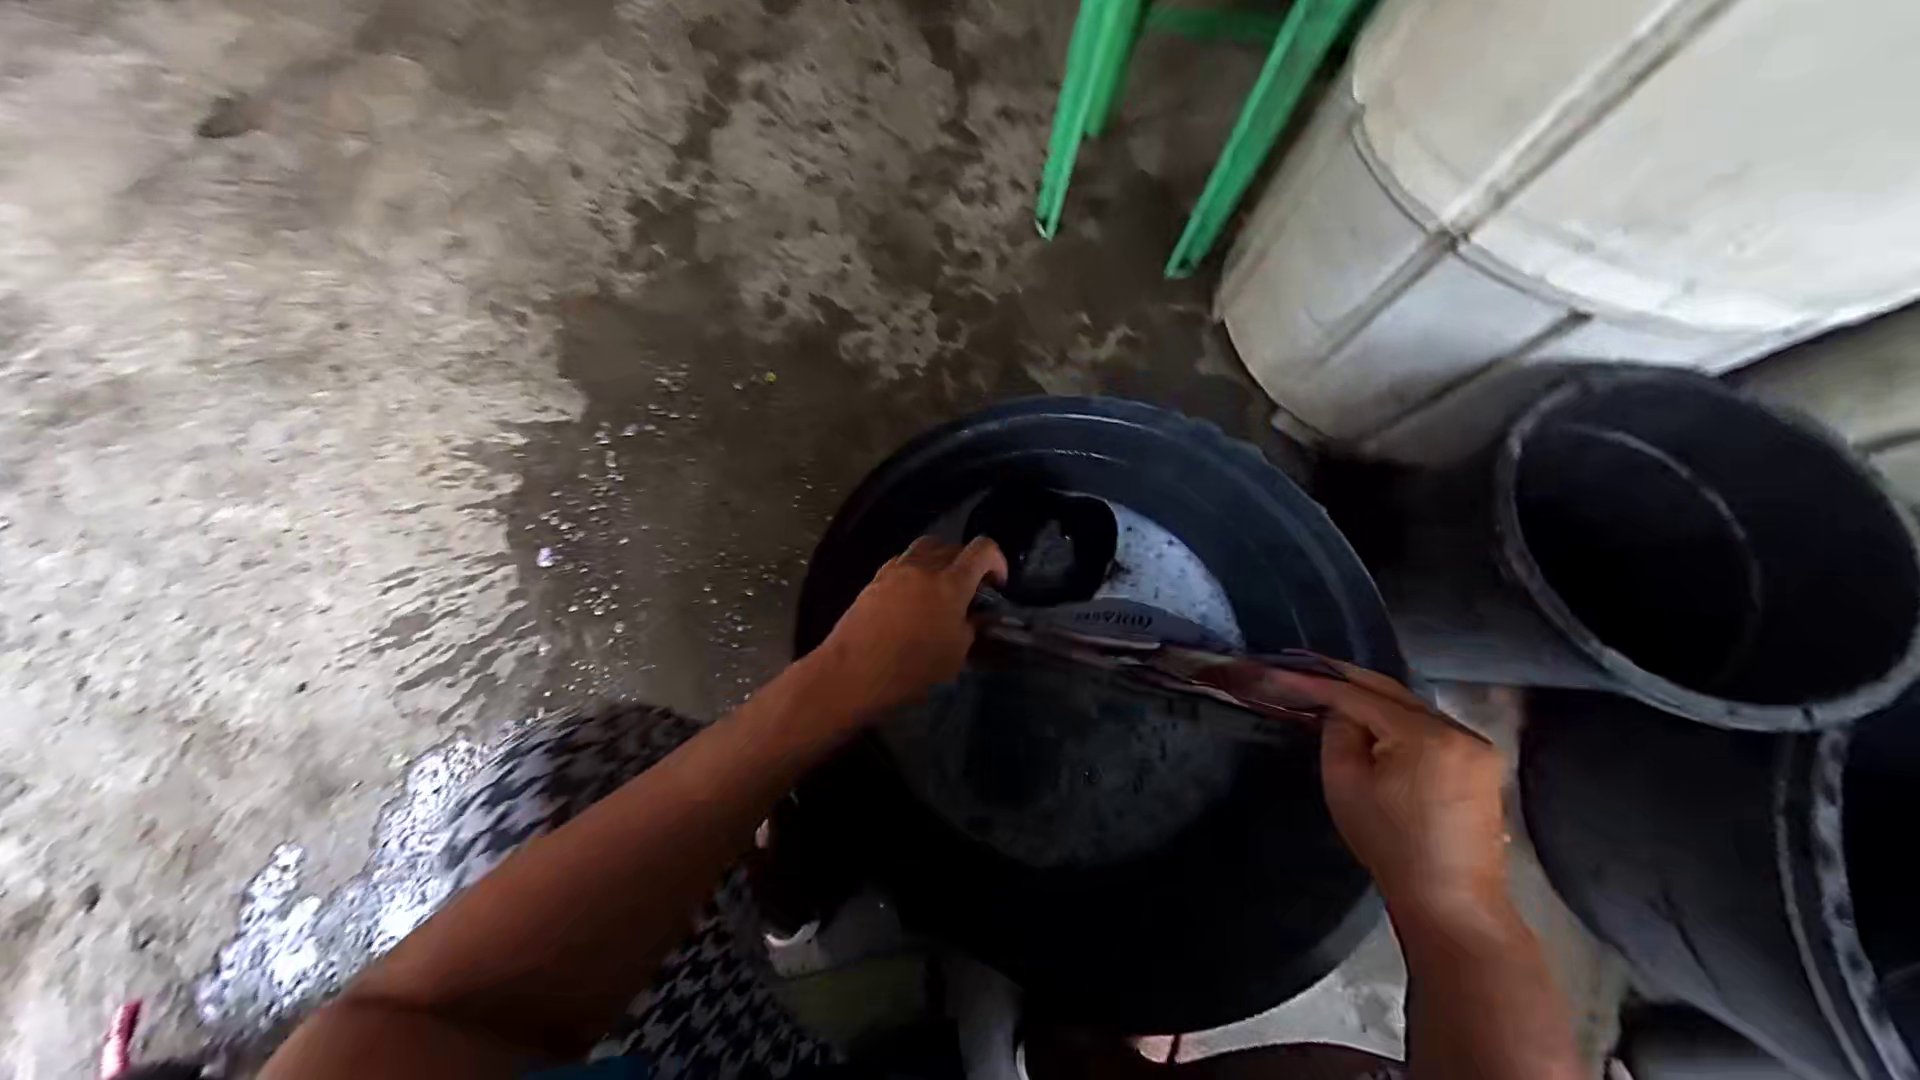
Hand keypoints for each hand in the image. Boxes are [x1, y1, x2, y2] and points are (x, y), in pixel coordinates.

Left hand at [807, 536, 1007, 719]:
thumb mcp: (955, 655)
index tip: (997, 583)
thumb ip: (971, 627)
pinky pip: (904, 560)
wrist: (853, 672)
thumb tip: (974, 615)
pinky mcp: (876, 578)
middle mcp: (924, 567)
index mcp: (951, 584)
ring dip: (941, 560)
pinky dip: (917, 568)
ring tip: (941, 586)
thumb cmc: (911, 669)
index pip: (983, 549)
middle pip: (954, 546)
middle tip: (971, 590)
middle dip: (969, 563)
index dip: (997, 561)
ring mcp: (896, 569)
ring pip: (927, 547)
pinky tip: (914, 594)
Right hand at [1258, 660, 1508, 926]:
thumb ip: (1338, 733)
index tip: (1282, 671)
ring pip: (1409, 707)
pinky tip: (1369, 717)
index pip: (1359, 697)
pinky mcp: (1479, 762)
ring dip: (1370, 697)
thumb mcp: (1345, 783)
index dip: (1317, 683)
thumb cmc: (1390, 843)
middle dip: (1345, 678)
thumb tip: (1339, 710)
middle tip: (1304, 664)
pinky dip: (1393, 718)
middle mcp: (1459, 730)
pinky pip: (1426, 725)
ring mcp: (1476, 746)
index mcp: (1426, 736)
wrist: (1451, 900)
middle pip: (1390, 692)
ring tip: (1329, 687)